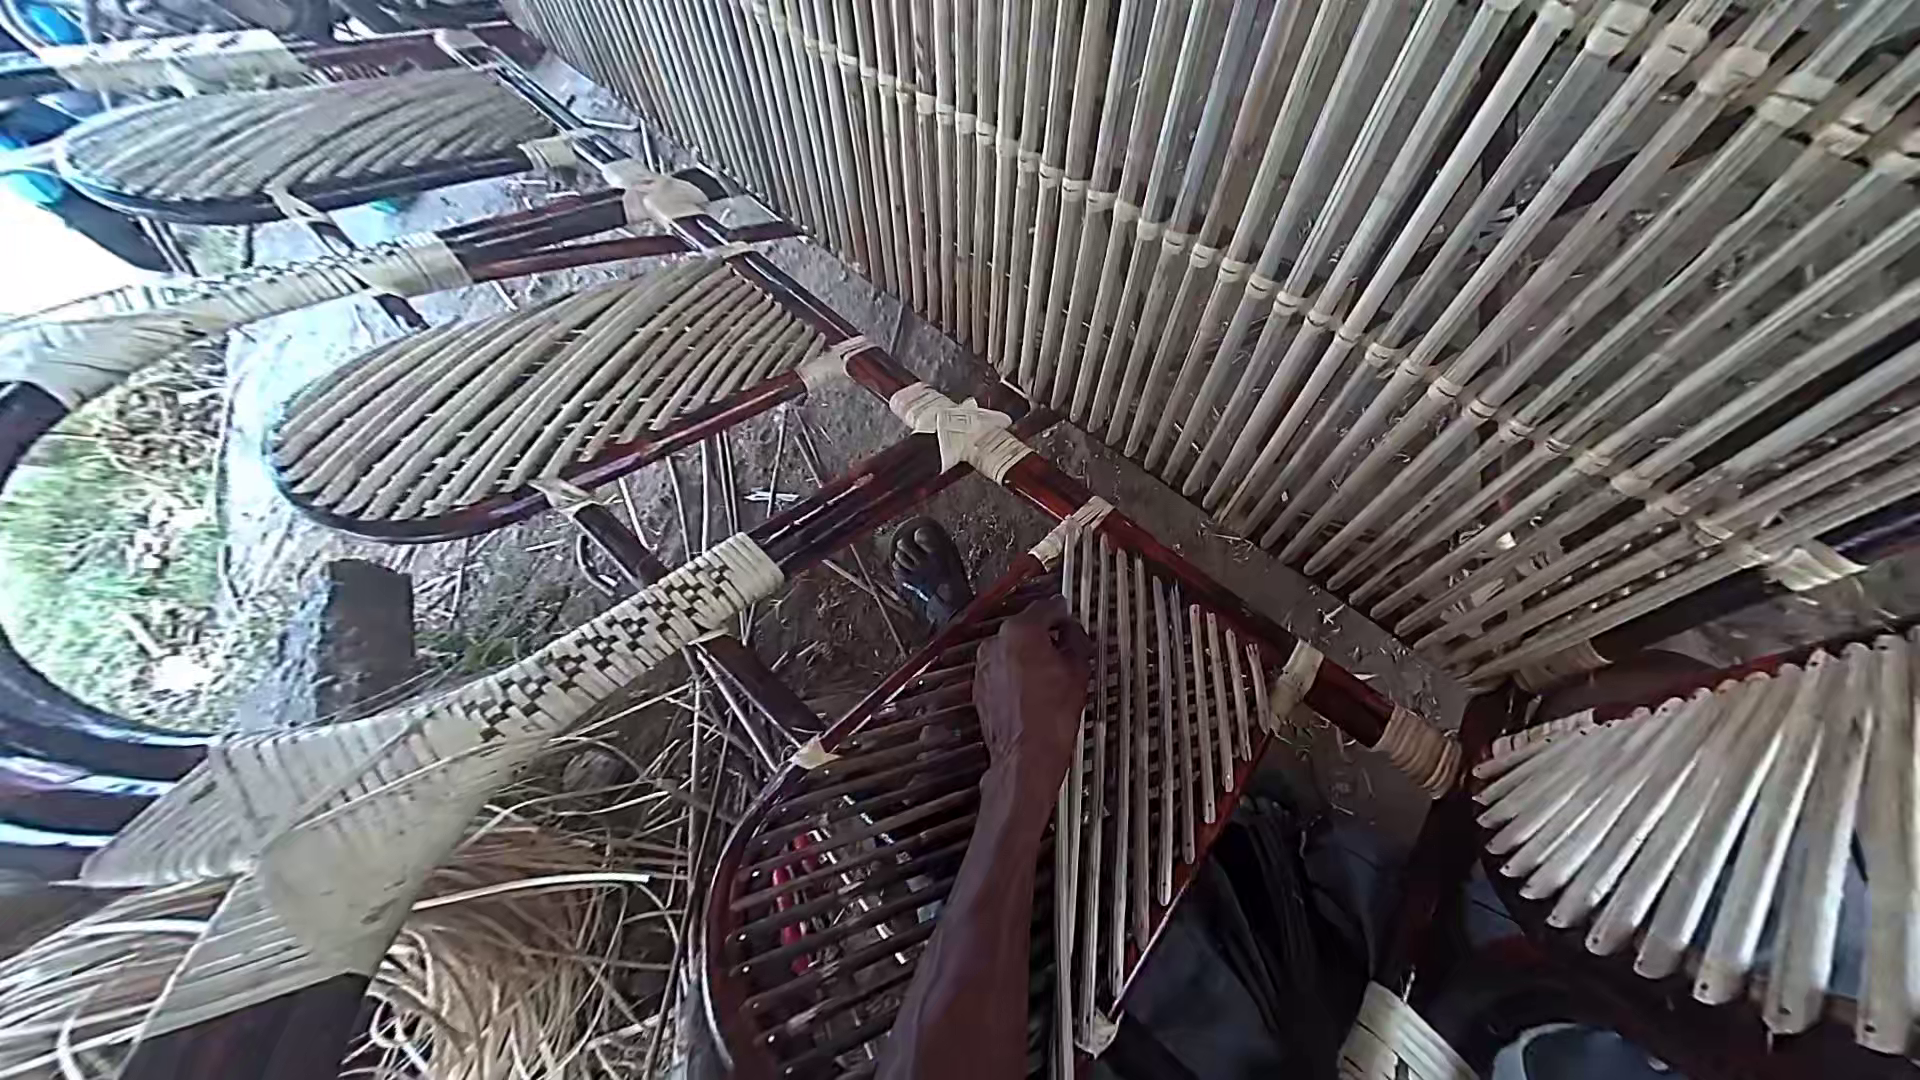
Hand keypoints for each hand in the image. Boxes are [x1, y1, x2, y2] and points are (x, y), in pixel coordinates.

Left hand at [973, 595, 1094, 800]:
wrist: (1026, 756)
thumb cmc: (1050, 720)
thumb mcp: (1078, 671)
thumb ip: (1075, 640)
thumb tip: (1072, 633)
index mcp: (1020, 632)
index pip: (1046, 606)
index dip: (1063, 612)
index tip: (1069, 617)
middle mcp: (996, 644)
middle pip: (1026, 626)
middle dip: (1045, 636)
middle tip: (1066, 650)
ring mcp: (985, 664)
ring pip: (1012, 648)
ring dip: (1029, 655)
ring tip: (1051, 675)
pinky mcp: (980, 684)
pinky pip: (1002, 669)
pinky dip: (1016, 673)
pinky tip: (1035, 690)